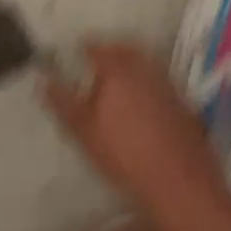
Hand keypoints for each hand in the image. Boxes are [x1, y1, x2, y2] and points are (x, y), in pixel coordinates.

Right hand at [42, 43, 227, 209]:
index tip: (78, 50)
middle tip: (99, 58)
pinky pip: (164, 84)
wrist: (179, 184)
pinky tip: (145, 102)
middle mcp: (146, 73)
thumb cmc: (122, 154)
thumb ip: (61, 102)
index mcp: (118, 73)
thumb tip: (43, 80)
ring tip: (121, 79)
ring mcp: (170, 89)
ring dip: (134, 65)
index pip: (99, 48)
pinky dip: (151, 84)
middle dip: (113, 50)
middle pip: (129, 50)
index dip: (86, 46)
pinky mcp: (186, 108)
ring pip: (149, 65)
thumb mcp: (82, 130)